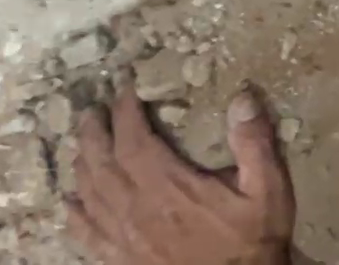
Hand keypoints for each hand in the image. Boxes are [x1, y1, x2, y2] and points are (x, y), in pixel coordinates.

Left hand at [68, 85, 294, 264]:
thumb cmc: (254, 235)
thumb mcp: (268, 185)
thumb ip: (254, 141)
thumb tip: (242, 97)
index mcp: (170, 188)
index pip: (135, 144)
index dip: (125, 115)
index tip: (125, 89)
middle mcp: (138, 212)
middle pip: (102, 167)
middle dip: (94, 135)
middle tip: (90, 109)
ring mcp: (124, 240)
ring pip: (90, 197)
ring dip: (82, 166)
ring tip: (79, 143)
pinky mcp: (121, 260)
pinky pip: (86, 234)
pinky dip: (74, 213)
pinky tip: (71, 202)